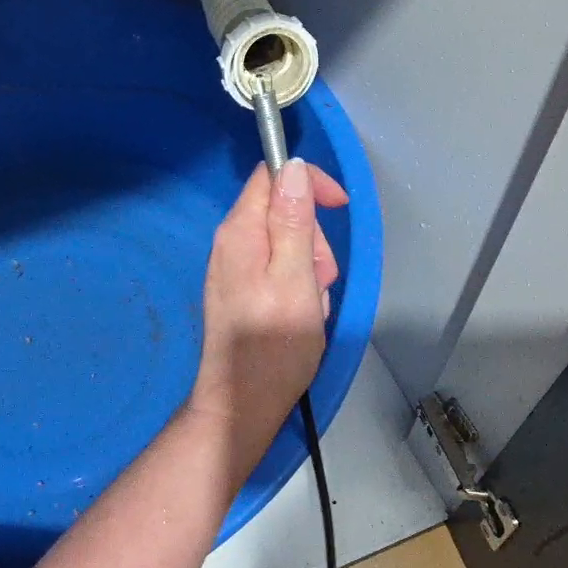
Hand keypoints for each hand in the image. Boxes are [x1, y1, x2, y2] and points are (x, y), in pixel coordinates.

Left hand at [184, 158, 348, 473]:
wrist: (243, 402)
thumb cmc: (275, 344)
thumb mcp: (296, 277)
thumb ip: (294, 221)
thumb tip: (291, 166)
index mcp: (240, 231)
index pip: (271, 175)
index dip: (308, 181)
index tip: (338, 207)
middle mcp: (230, 242)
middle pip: (280, 208)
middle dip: (312, 235)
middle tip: (320, 277)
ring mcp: (232, 267)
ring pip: (284, 240)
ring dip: (309, 264)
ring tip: (311, 302)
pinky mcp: (239, 289)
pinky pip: (276, 267)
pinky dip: (297, 282)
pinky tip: (301, 311)